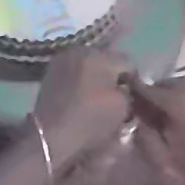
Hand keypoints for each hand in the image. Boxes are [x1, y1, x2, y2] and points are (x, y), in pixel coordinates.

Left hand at [32, 47, 133, 171]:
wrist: (51, 134)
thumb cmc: (90, 120)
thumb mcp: (122, 107)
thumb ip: (128, 90)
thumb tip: (125, 86)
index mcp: (99, 56)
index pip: (127, 62)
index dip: (133, 79)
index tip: (134, 94)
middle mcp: (79, 50)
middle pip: (106, 59)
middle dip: (113, 74)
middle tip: (117, 94)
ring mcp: (62, 58)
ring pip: (88, 63)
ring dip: (95, 75)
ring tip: (98, 95)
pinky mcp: (50, 70)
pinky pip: (73, 69)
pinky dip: (80, 78)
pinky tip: (82, 94)